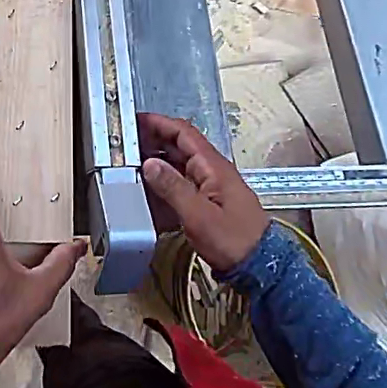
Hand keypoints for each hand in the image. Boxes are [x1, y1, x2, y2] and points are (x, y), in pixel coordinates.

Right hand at [137, 112, 268, 271]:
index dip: (159, 123)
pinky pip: (182, 184)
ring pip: (179, 165)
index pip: (183, 133)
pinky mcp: (208, 202)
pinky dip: (165, 183)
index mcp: (212, 166)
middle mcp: (211, 171)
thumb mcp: (198, 214)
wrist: (259, 266)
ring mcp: (210, 186)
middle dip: (153, 142)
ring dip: (157, 163)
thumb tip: (150, 164)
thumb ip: (172, 187)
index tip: (136, 121)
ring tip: (132, 165)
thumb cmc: (234, 240)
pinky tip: (150, 191)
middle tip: (127, 144)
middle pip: (179, 147)